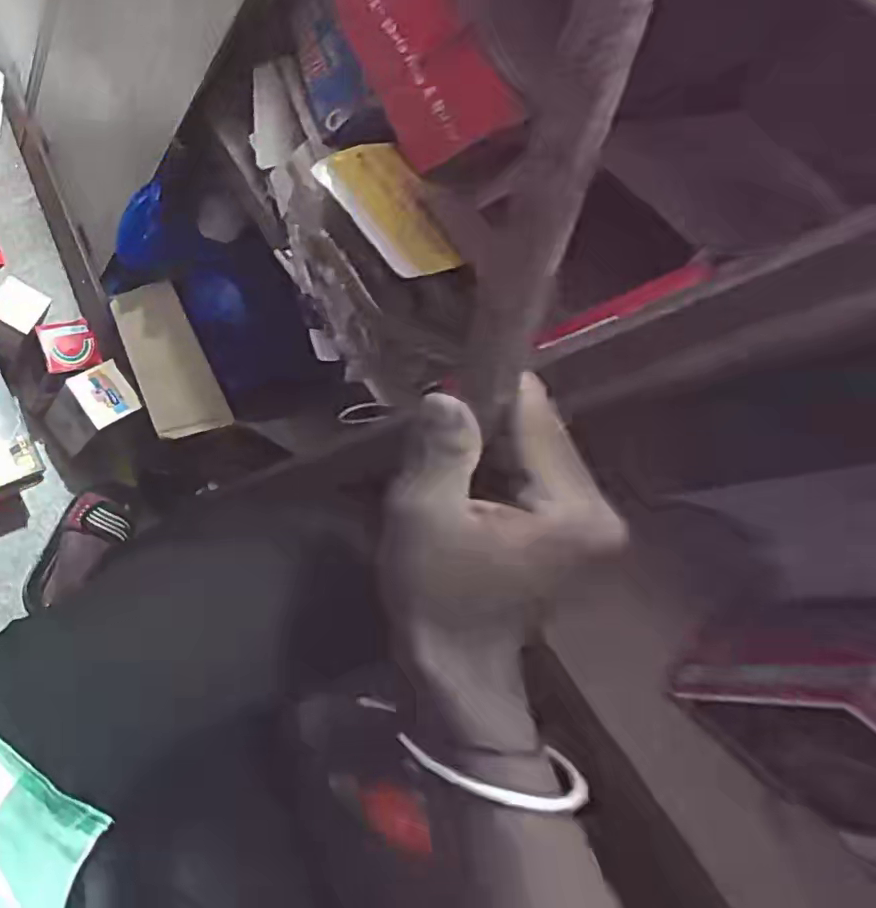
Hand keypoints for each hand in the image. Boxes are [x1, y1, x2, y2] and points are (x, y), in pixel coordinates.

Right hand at [383, 375, 625, 738]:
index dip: (499, 391)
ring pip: (534, 462)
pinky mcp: (564, 540)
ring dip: (487, 443)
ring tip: (438, 427)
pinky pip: (528, 484)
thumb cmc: (433, 588)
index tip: (460, 361)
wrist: (451, 660)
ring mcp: (586, 530)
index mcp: (575, 509)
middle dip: (489, 419)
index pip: (542, 426)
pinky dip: (492, 468)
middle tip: (434, 400)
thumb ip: (441, 452)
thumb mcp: (423, 514)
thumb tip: (447, 396)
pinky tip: (455, 464)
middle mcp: (598, 514)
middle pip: (542, 442)